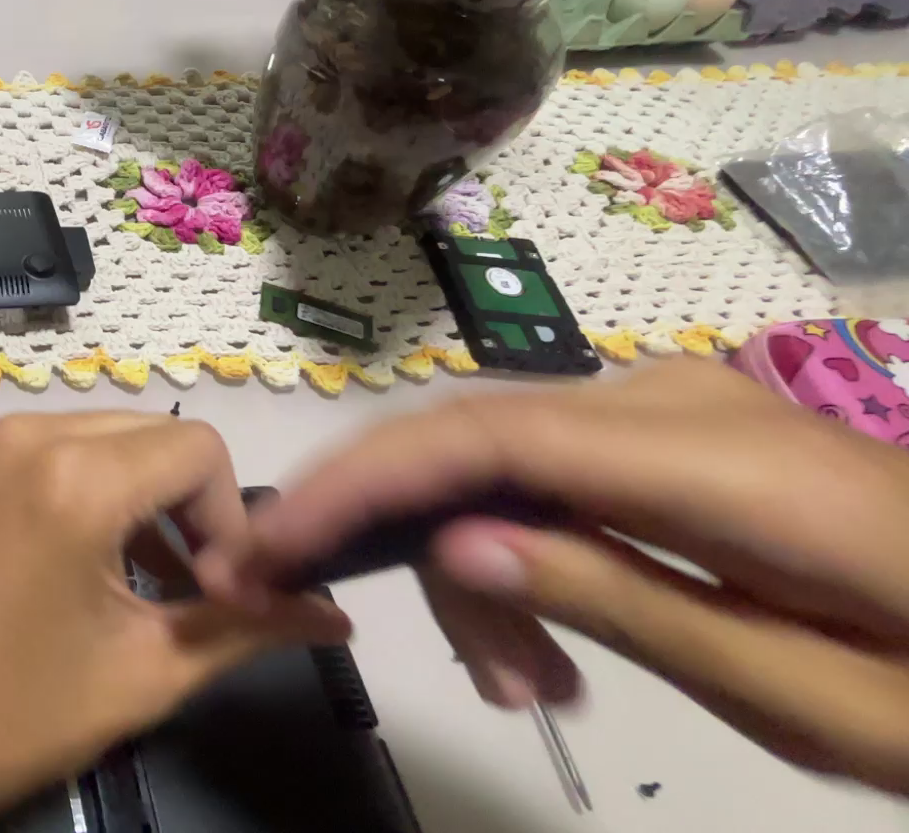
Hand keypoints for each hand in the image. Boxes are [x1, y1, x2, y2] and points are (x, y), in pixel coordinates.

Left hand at [0, 413, 349, 832]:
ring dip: (129, 491)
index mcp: (72, 478)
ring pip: (91, 435)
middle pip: (144, 435)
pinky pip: (36, 446)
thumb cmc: (7, 715)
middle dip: (183, 502)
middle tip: (187, 582)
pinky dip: (74, 482)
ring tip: (134, 573)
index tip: (222, 584)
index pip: (196, 448)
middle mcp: (19, 432)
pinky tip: (70, 551)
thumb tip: (332, 613)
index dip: (229, 515)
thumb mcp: (143, 673)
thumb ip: (246, 627)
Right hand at [198, 359, 908, 794]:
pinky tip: (546, 628)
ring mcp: (654, 405)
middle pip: (463, 446)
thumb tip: (447, 544)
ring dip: (469, 564)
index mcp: (717, 462)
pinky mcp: (648, 430)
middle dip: (401, 540)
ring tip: (522, 681)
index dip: (359, 484)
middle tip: (435, 662)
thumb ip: (626, 606)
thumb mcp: (827, 704)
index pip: (481, 439)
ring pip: (485, 461)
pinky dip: (506, 544)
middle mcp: (660, 398)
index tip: (274, 543)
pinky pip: (529, 470)